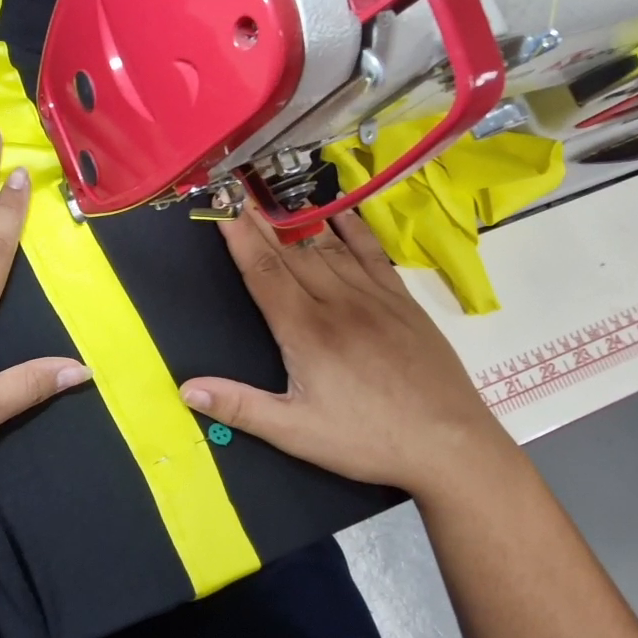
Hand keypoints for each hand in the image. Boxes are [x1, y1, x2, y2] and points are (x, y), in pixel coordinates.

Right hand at [179, 212, 510, 497]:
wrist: (451, 446)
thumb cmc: (367, 441)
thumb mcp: (296, 433)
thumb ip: (240, 406)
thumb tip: (187, 388)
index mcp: (306, 332)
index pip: (263, 272)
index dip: (239, 238)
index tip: (222, 208)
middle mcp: (338, 304)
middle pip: (290, 251)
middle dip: (260, 219)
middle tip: (238, 190)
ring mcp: (374, 299)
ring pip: (328, 247)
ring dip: (298, 218)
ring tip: (276, 194)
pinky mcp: (403, 304)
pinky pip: (372, 255)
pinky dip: (352, 230)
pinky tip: (339, 213)